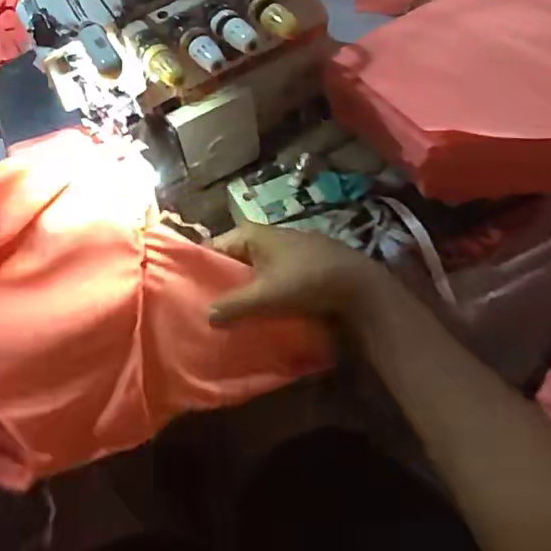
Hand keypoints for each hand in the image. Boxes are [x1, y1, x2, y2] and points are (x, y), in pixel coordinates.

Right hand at [208, 222, 396, 327]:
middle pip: (234, 259)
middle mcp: (266, 235)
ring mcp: (286, 247)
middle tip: (209, 306)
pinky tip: (263, 310)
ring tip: (233, 313)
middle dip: (224, 281)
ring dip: (246, 288)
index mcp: (251, 234)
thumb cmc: (306, 281)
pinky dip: (265, 289)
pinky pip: (273, 274)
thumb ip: (233, 306)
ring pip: (254, 269)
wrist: (360, 285)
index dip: (202, 268)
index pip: (214, 247)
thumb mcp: (265, 297)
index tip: (190, 290)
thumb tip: (207, 315)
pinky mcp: (302, 261)